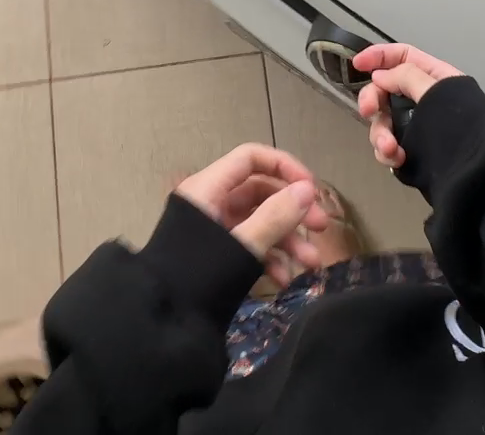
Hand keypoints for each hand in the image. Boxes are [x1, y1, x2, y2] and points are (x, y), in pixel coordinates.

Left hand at [175, 144, 331, 285]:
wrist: (162, 327)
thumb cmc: (199, 276)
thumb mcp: (242, 246)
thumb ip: (276, 216)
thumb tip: (307, 190)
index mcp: (208, 188)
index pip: (251, 158)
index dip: (284, 167)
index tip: (311, 190)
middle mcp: (211, 202)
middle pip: (260, 191)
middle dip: (293, 210)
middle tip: (321, 228)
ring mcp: (214, 230)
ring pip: (259, 221)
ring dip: (287, 240)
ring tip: (311, 264)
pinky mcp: (218, 256)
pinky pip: (249, 245)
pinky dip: (269, 258)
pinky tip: (283, 280)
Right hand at [354, 43, 466, 168]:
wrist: (478, 172)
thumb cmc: (462, 125)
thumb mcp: (436, 92)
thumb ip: (405, 77)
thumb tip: (379, 76)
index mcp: (432, 77)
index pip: (402, 56)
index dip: (379, 56)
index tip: (358, 64)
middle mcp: (420, 99)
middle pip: (384, 89)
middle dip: (372, 99)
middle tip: (368, 110)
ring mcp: (413, 126)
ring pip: (382, 121)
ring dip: (380, 134)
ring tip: (390, 148)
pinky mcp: (409, 149)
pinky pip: (387, 146)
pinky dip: (387, 152)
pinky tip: (397, 159)